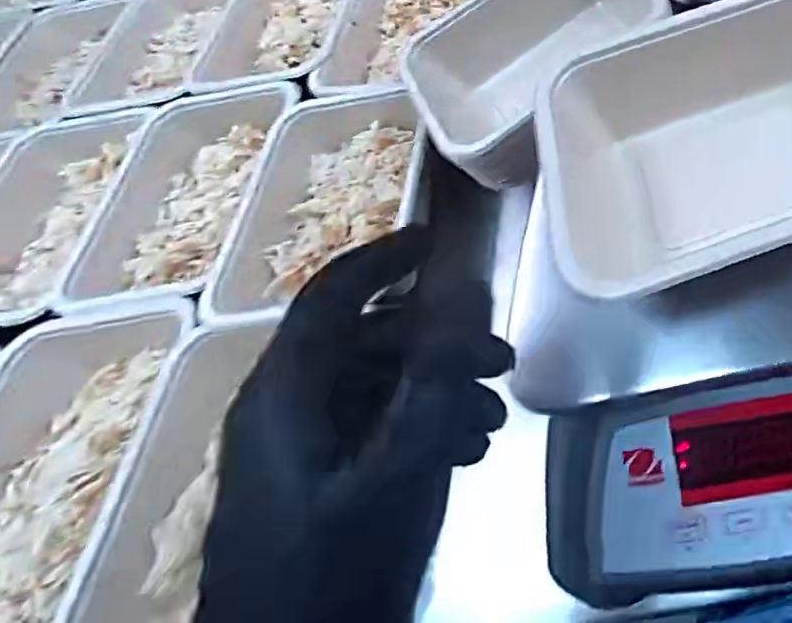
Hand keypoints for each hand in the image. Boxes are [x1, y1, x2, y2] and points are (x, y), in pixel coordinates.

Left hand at [197, 226, 513, 622]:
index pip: (333, 296)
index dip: (384, 257)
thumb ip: (439, 371)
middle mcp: (289, 405)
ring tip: (491, 415)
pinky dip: (432, 415)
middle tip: (503, 357)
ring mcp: (306, 439)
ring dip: (446, 383)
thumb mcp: (403, 459)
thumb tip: (469, 289)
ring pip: (385, 377)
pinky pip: (383, 415)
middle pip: (372, 338)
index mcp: (288, 394)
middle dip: (445, 340)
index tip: (438, 236)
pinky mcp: (326, 468)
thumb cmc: (342, 555)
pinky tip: (468, 446)